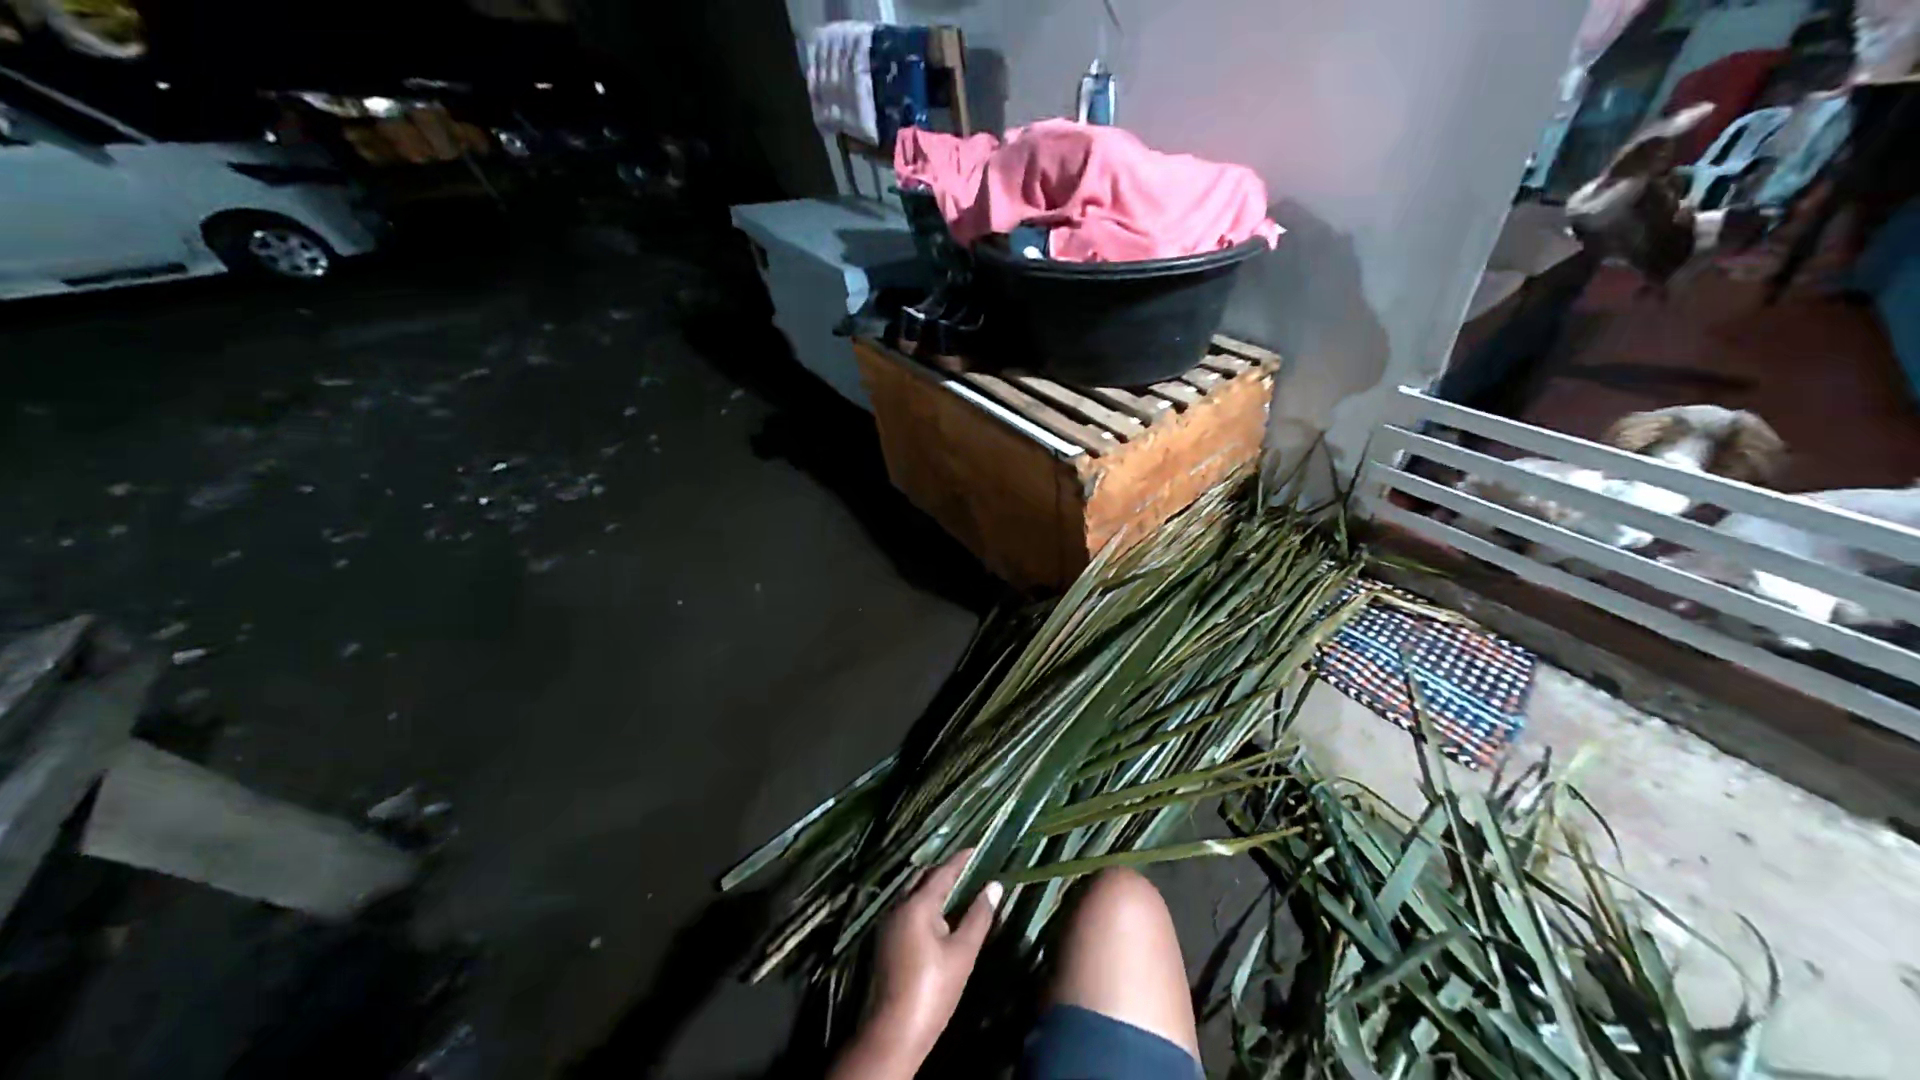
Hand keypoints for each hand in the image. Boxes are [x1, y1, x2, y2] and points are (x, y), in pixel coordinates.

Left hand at [829, 850, 1002, 1078]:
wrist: (893, 1033)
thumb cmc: (933, 990)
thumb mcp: (962, 953)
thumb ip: (978, 916)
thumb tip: (994, 885)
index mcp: (916, 905)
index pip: (941, 873)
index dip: (960, 860)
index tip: (975, 848)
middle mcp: (897, 907)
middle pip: (922, 879)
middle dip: (945, 872)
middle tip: (968, 868)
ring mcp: (887, 925)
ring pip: (911, 894)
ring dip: (932, 888)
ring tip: (957, 889)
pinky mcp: (884, 942)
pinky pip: (906, 910)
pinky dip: (923, 904)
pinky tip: (937, 917)